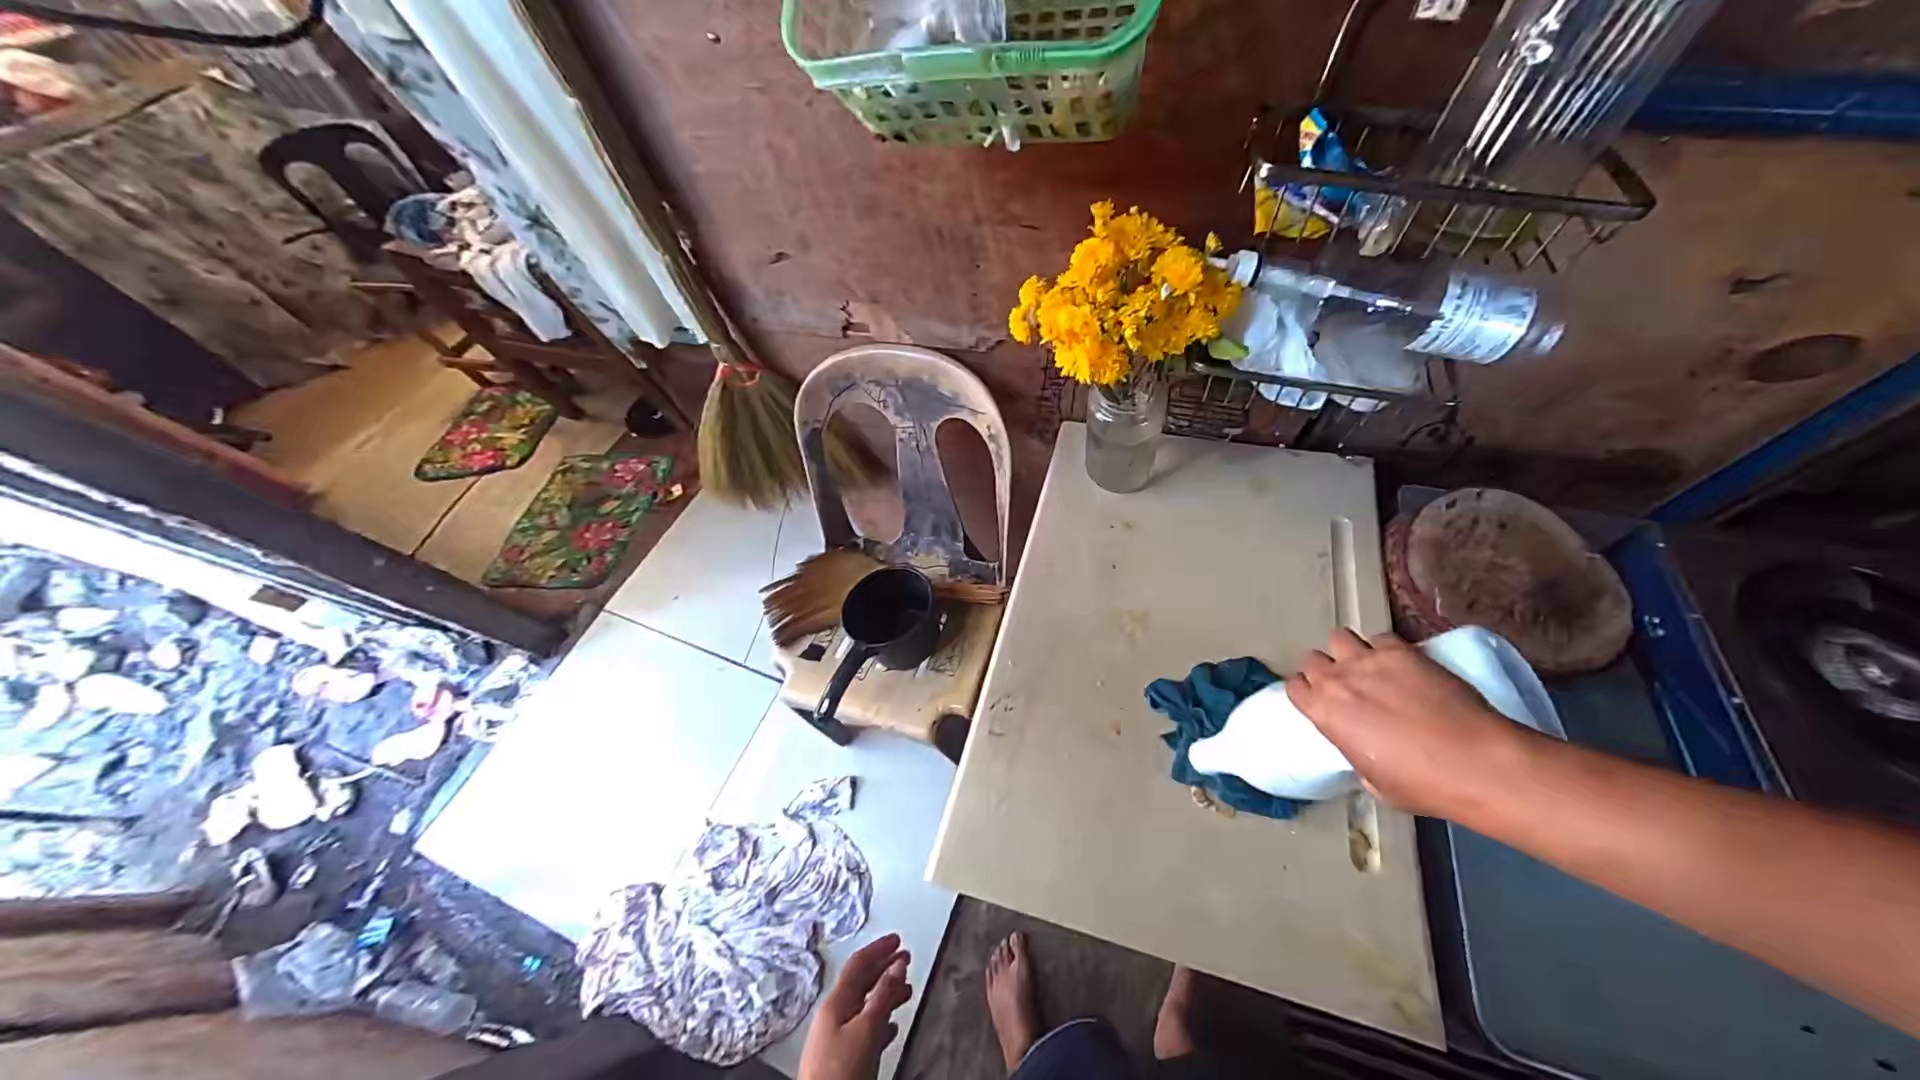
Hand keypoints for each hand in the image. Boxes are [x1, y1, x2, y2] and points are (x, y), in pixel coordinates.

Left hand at [799, 933, 912, 1079]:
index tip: (898, 939)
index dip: (878, 949)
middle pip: (861, 983)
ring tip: (907, 990)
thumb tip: (898, 963)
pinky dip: (880, 1021)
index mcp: (836, 1004)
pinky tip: (892, 1028)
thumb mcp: (866, 1031)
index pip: (857, 965)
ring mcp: (835, 1038)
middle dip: (884, 968)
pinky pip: (864, 1030)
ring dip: (886, 994)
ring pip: (864, 1006)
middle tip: (906, 958)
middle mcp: (834, 1016)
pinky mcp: (841, 1060)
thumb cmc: (842, 1071)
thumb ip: (883, 996)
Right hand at [1286, 629, 1531, 816]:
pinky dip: (1386, 648)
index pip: (1294, 687)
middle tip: (1345, 684)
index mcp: (1323, 712)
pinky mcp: (1403, 652)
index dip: (1306, 692)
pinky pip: (1381, 638)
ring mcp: (1370, 661)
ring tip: (1369, 666)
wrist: (1475, 762)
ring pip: (1340, 637)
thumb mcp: (1374, 782)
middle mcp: (1338, 680)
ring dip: (1350, 650)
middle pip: (1313, 658)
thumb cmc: (1423, 783)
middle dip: (1325, 668)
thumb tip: (1365, 751)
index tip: (1319, 699)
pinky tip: (1401, 664)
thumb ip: (1356, 755)